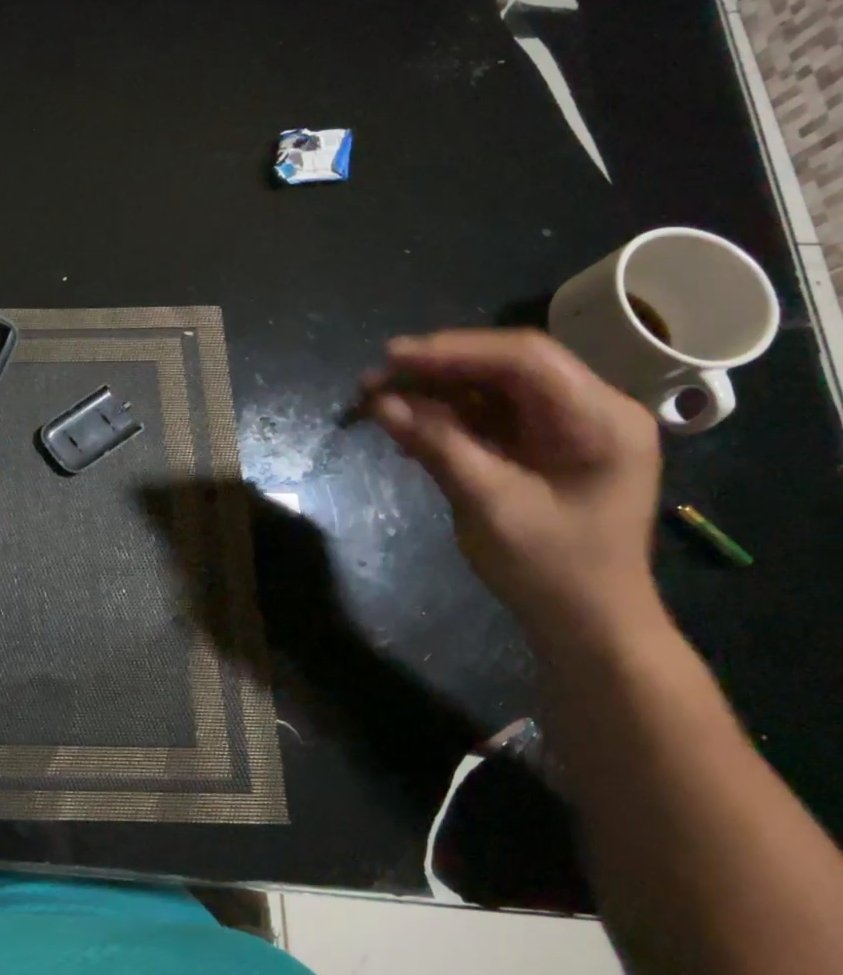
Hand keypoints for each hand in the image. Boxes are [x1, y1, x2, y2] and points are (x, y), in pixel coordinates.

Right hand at [364, 329, 661, 632]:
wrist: (588, 623)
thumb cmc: (550, 568)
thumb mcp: (489, 505)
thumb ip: (438, 446)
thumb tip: (381, 404)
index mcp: (600, 419)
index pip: (525, 359)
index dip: (454, 351)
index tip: (391, 357)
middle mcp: (592, 410)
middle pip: (508, 366)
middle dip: (437, 369)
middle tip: (373, 380)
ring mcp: (569, 427)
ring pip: (493, 387)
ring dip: (435, 390)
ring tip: (378, 400)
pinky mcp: (544, 445)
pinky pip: (491, 414)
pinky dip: (447, 416)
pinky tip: (407, 425)